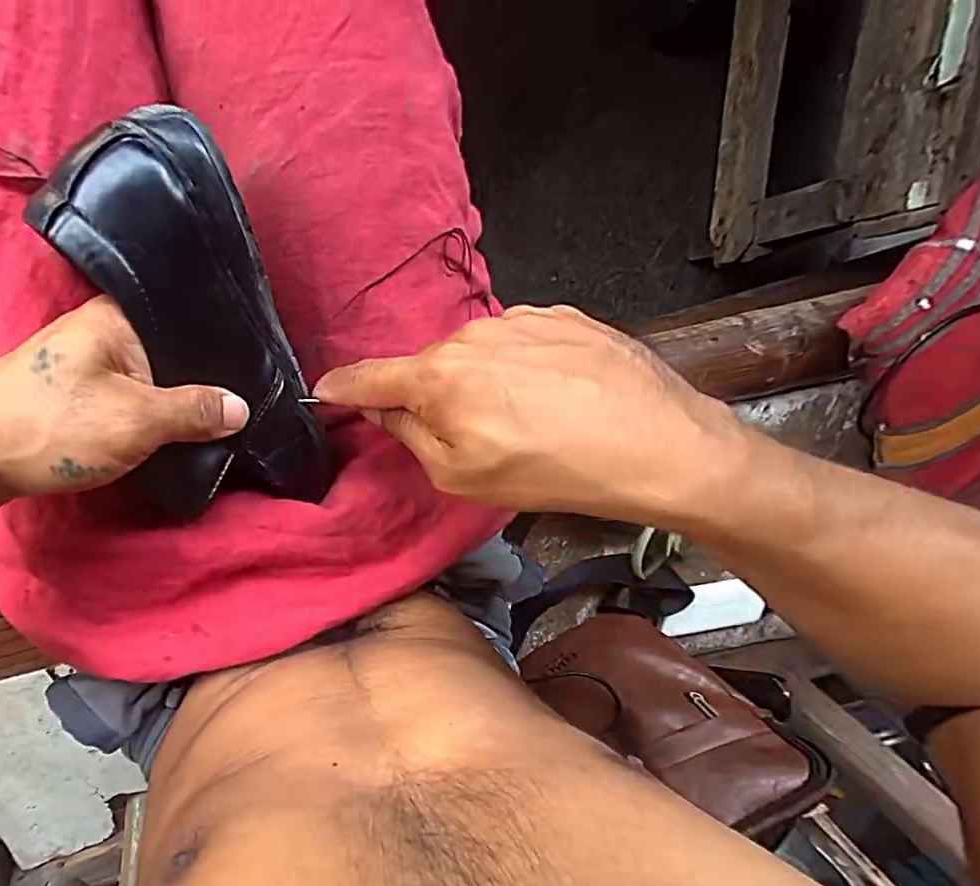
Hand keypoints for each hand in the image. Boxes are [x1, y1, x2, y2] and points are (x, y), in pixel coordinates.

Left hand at [0, 296, 248, 498]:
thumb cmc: (52, 427)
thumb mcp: (136, 420)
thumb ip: (193, 411)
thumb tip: (242, 407)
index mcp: (119, 316)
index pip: (189, 322)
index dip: (224, 349)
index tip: (259, 377)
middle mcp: (103, 328)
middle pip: (171, 353)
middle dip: (203, 382)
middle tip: (245, 408)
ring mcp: (88, 360)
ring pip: (151, 379)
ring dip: (177, 404)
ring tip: (218, 421)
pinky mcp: (77, 392)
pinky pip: (131, 397)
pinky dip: (152, 415)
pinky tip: (173, 432)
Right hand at [313, 304, 753, 524]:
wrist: (658, 447)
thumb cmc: (549, 471)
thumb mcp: (459, 475)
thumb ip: (409, 435)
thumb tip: (384, 408)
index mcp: (439, 375)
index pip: (369, 377)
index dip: (341, 387)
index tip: (322, 391)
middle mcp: (473, 334)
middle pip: (428, 367)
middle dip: (429, 397)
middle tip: (465, 437)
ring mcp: (522, 318)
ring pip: (475, 353)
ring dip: (479, 382)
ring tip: (522, 420)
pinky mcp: (564, 316)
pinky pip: (517, 343)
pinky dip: (518, 369)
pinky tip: (552, 398)